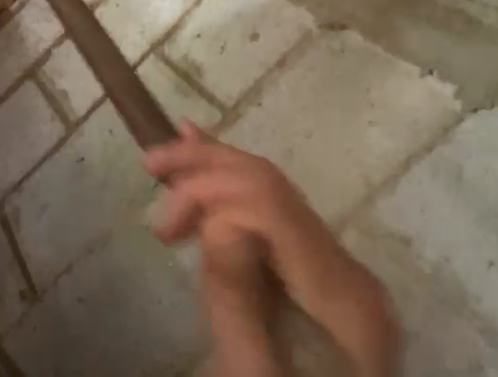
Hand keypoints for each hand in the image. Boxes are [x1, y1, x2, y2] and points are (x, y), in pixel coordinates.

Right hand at [146, 122, 399, 376]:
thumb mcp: (255, 369)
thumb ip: (240, 298)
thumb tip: (219, 219)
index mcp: (340, 291)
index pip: (268, 203)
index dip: (208, 193)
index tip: (163, 229)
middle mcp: (348, 267)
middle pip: (270, 185)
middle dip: (205, 167)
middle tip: (149, 167)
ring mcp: (338, 269)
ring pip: (271, 187)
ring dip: (211, 168)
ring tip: (160, 159)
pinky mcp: (320, 275)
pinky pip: (275, 209)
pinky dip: (230, 179)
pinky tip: (199, 143)